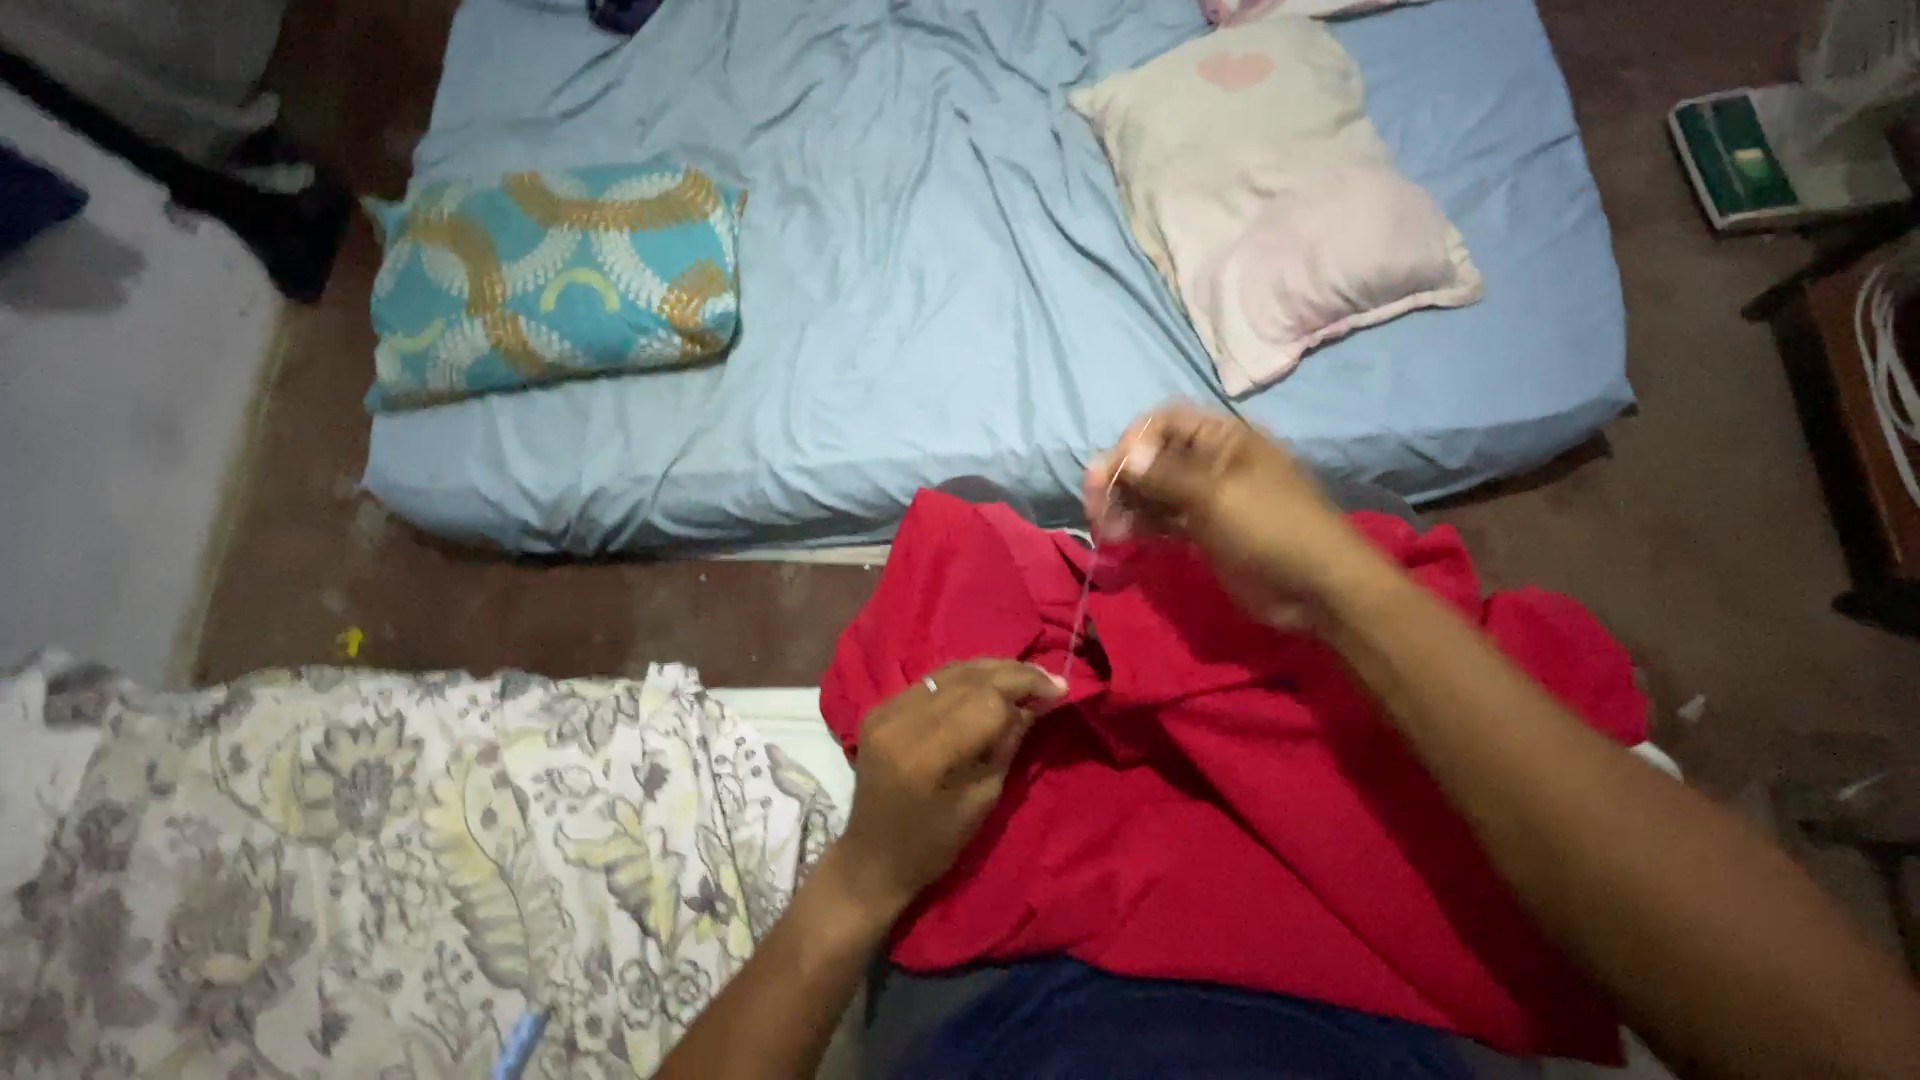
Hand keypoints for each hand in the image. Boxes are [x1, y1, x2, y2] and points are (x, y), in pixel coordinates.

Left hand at [833, 659, 1066, 914]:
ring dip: (993, 669)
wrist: (873, 858)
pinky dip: (966, 677)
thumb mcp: (983, 799)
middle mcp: (899, 721)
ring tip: (1027, 676)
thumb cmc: (934, 845)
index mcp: (924, 754)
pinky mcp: (880, 707)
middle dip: (1015, 673)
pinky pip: (932, 680)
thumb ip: (1007, 744)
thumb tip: (1035, 702)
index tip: (1059, 691)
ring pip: (950, 670)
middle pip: (968, 678)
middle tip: (1052, 680)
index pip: (984, 700)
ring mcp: (885, 710)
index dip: (1025, 689)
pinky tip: (991, 683)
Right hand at [1083, 403, 1388, 626]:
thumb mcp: (1217, 495)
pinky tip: (1120, 539)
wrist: (1317, 587)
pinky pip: (1161, 519)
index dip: (1133, 443)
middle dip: (1120, 478)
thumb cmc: (1272, 528)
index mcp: (1223, 438)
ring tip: (1104, 528)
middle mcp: (1211, 461)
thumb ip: (1164, 475)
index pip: (1163, 423)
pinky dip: (1139, 526)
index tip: (1109, 474)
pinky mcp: (1202, 531)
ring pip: (1152, 491)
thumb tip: (1123, 456)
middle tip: (1093, 506)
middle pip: (1152, 457)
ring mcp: (1206, 498)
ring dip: (1124, 505)